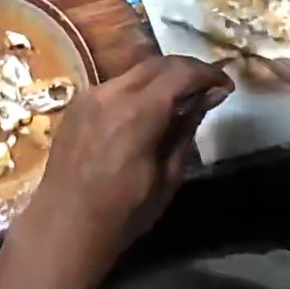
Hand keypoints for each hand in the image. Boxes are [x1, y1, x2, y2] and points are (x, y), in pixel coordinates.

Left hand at [10, 56, 231, 288]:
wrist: (64, 225)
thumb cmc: (123, 212)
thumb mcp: (168, 177)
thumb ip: (186, 129)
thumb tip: (207, 97)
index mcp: (137, 113)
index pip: (179, 73)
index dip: (207, 73)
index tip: (225, 85)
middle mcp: (110, 93)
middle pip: (155, 63)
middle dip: (186, 70)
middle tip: (207, 88)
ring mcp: (89, 95)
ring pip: (132, 72)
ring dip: (160, 77)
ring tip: (179, 99)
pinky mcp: (76, 103)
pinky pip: (113, 85)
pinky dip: (136, 88)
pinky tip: (145, 109)